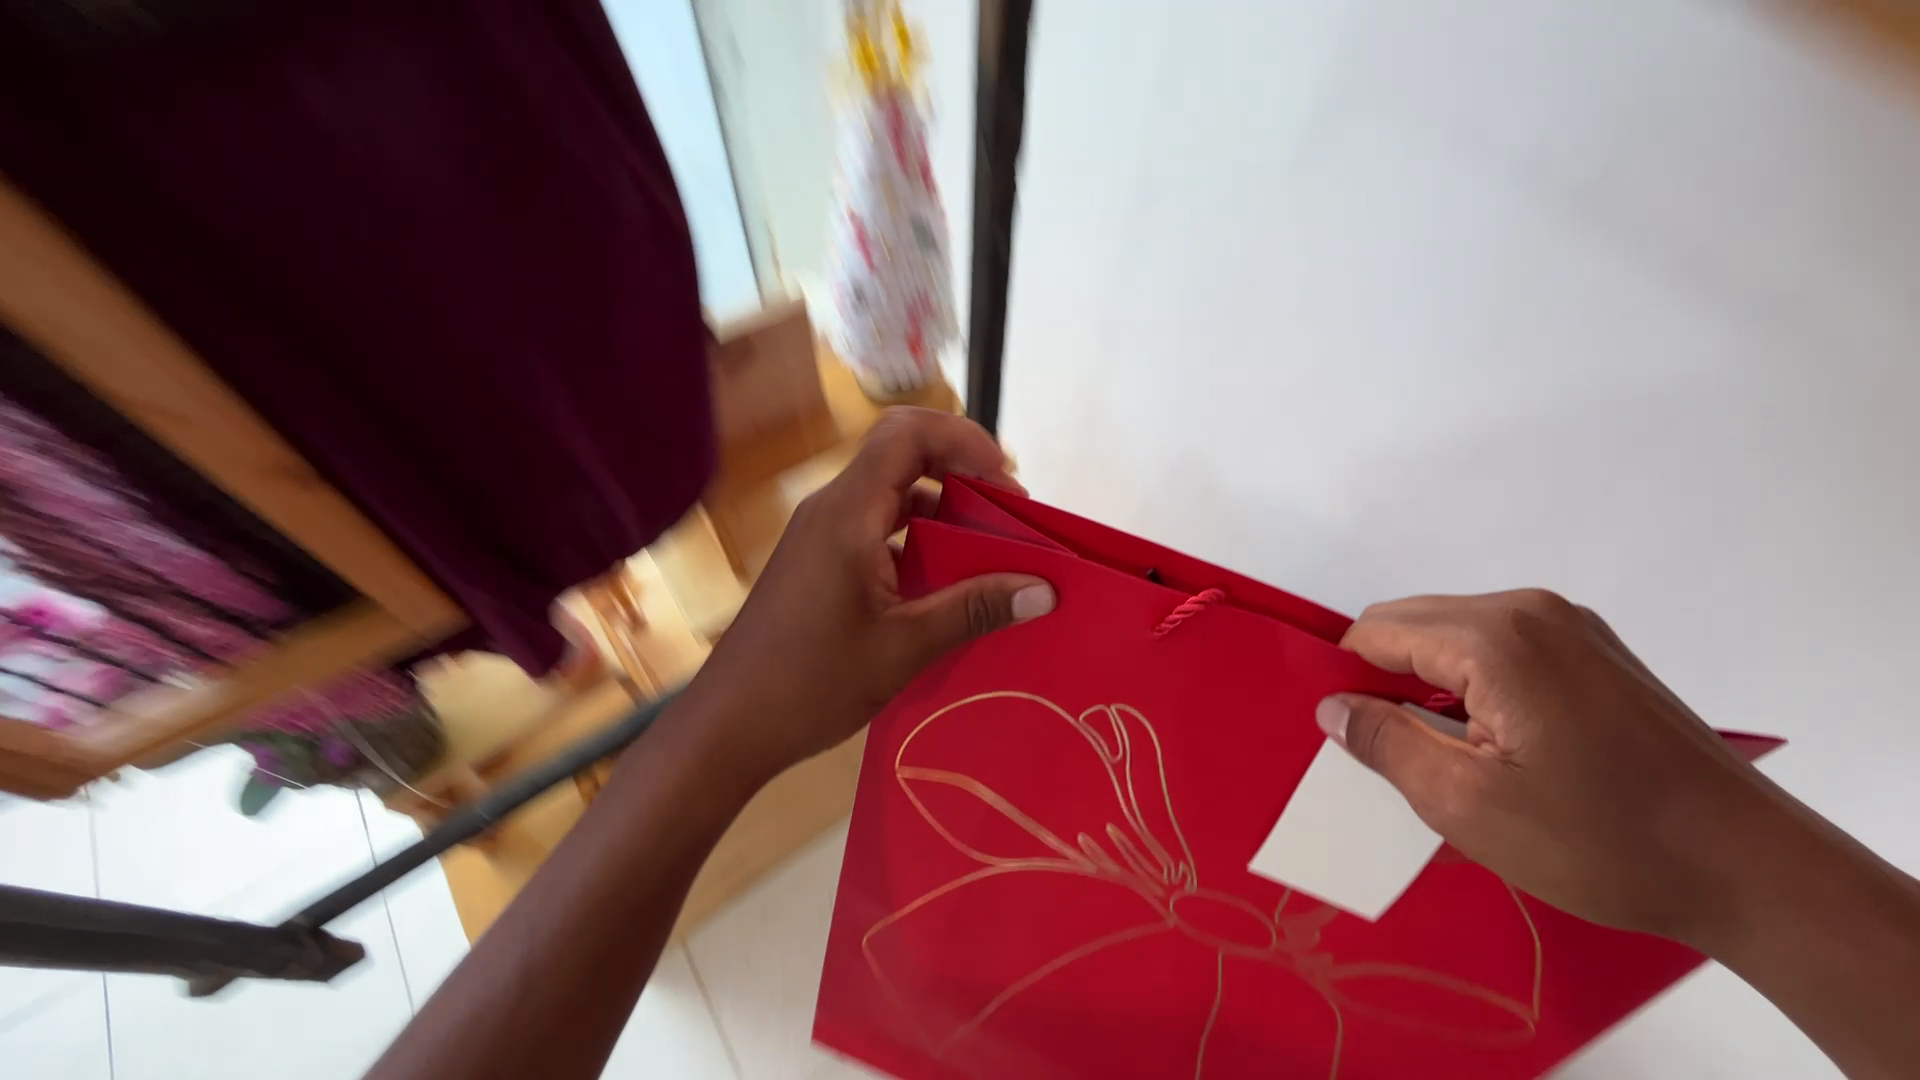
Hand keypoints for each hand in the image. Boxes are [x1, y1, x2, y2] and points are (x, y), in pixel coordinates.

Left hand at [679, 408, 1055, 784]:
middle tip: (1007, 514)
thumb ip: (973, 610)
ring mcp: (821, 536)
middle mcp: (831, 510)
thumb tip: (1044, 590)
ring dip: (941, 510)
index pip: (907, 435)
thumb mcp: (903, 648)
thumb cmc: (810, 684)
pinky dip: (916, 539)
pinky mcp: (818, 562)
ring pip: (890, 495)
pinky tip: (944, 582)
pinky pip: (875, 529)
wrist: (729, 726)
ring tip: (987, 550)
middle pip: (901, 457)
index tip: (1007, 478)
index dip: (963, 439)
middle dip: (961, 473)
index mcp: (847, 514)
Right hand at [1318, 589, 1780, 942]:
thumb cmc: (1601, 841)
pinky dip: (1470, 683)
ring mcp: (1568, 625)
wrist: (1755, 871)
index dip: (1346, 680)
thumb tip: (1331, 707)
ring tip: (1449, 752)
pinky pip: (1495, 646)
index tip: (1351, 737)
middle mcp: (1528, 610)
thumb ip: (1383, 743)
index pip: (1374, 632)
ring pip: (1450, 634)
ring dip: (1428, 683)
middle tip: (1397, 751)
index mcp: (1492, 637)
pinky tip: (1495, 741)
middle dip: (1385, 678)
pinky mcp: (1593, 649)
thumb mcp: (1464, 804)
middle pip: (1410, 623)